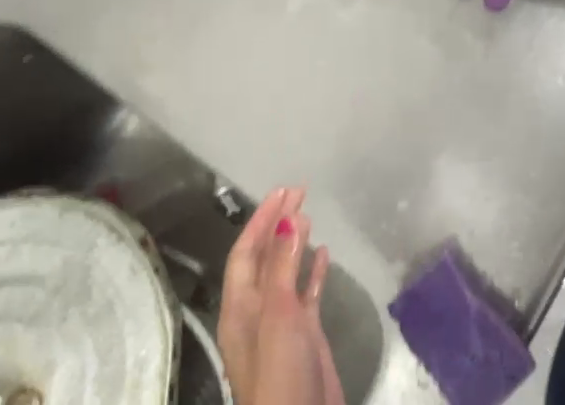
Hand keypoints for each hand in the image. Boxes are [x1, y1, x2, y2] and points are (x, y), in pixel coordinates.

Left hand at [219, 186, 346, 404]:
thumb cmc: (280, 372)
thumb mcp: (278, 316)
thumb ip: (282, 268)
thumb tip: (286, 221)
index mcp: (240, 308)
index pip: (246, 253)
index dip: (262, 220)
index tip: (284, 191)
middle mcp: (256, 312)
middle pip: (264, 259)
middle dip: (277, 225)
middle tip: (298, 193)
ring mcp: (281, 325)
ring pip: (285, 273)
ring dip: (294, 244)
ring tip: (309, 216)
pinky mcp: (304, 335)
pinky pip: (305, 293)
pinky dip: (313, 271)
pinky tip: (325, 254)